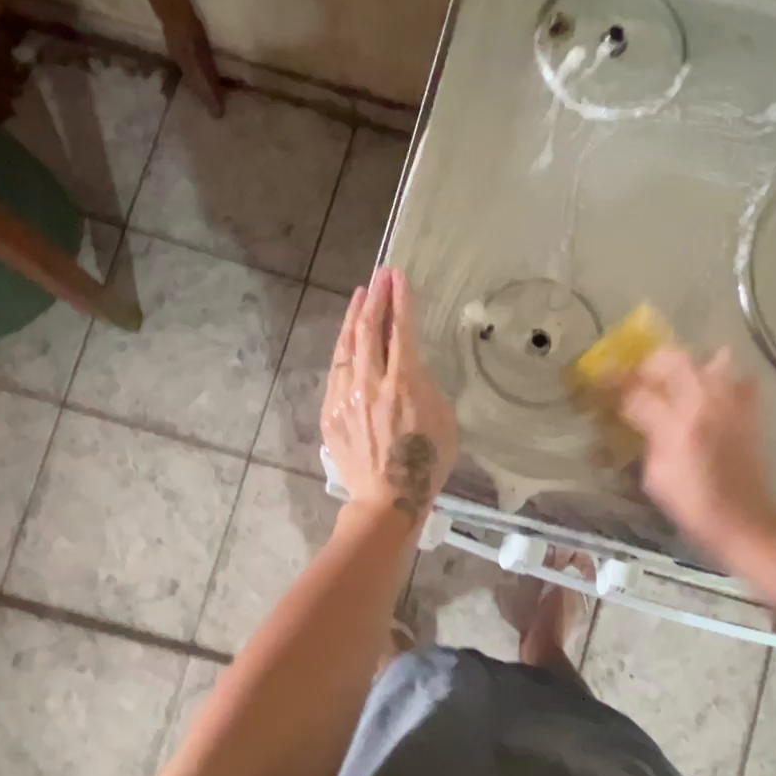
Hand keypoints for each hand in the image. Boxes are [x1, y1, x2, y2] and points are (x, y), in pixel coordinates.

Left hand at [321, 268, 458, 522]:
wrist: (387, 499)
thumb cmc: (426, 463)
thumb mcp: (444, 420)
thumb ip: (426, 387)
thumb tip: (412, 371)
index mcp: (404, 383)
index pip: (401, 330)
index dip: (400, 300)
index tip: (399, 277)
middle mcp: (371, 383)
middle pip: (369, 330)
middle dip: (376, 299)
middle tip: (380, 276)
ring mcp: (346, 397)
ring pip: (347, 347)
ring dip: (355, 318)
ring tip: (361, 296)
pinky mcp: (331, 412)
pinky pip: (337, 372)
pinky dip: (344, 349)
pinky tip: (347, 340)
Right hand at [617, 347, 775, 549]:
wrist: (742, 519)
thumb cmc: (692, 504)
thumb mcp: (654, 476)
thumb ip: (646, 438)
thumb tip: (636, 416)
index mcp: (674, 425)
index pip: (636, 393)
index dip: (614, 383)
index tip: (600, 378)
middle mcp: (703, 405)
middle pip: (673, 358)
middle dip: (651, 363)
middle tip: (639, 376)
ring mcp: (731, 403)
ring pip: (712, 360)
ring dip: (690, 365)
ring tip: (678, 381)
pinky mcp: (750, 411)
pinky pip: (740, 379)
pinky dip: (725, 379)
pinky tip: (712, 394)